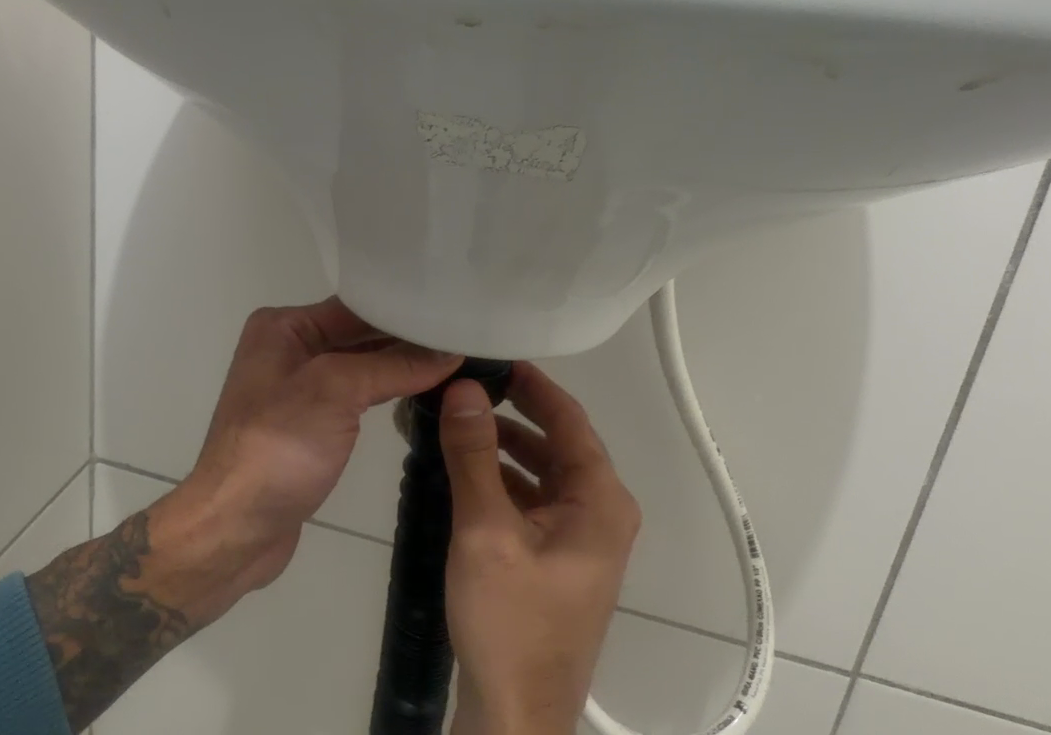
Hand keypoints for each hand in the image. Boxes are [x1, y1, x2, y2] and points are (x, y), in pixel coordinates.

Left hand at [172, 298, 462, 612]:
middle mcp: (287, 350)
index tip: (453, 311)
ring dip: (400, 366)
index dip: (403, 309)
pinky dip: (386, 393)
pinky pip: (355, 398)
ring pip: (360, 367)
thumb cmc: (278, 447)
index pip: (355, 306)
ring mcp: (297, 391)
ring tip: (456, 361)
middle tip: (463, 337)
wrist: (235, 527)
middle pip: (358, 334)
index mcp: (282, 327)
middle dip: (406, 338)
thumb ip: (393, 366)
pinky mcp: (308, 427)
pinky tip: (422, 393)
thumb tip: (450, 352)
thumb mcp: (335, 391)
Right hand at [440, 363, 639, 734]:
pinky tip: (459, 472)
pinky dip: (499, 482)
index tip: (489, 352)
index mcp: (600, 501)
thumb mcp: (487, 531)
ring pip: (540, 473)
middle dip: (509, 413)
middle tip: (460, 385)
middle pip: (556, 442)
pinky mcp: (555, 561)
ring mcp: (579, 540)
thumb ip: (475, 456)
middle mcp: (600, 514)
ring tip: (450, 422)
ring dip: (499, 448)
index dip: (531, 383)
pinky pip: (531, 502)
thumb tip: (463, 388)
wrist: (517, 714)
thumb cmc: (511, 621)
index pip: (569, 418)